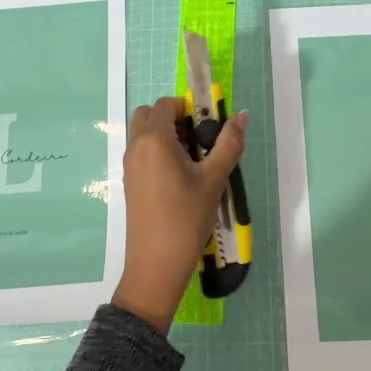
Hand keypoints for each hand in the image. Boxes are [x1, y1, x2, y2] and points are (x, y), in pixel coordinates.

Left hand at [111, 96, 246, 333]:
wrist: (156, 267)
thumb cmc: (186, 219)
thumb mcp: (214, 180)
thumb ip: (229, 144)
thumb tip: (241, 116)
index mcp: (154, 140)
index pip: (166, 104)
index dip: (187, 108)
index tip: (207, 127)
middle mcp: (136, 148)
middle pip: (148, 115)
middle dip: (172, 118)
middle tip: (197, 140)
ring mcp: (129, 167)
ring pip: (143, 134)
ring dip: (165, 135)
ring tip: (192, 161)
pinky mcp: (130, 184)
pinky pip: (141, 153)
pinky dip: (158, 152)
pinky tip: (180, 179)